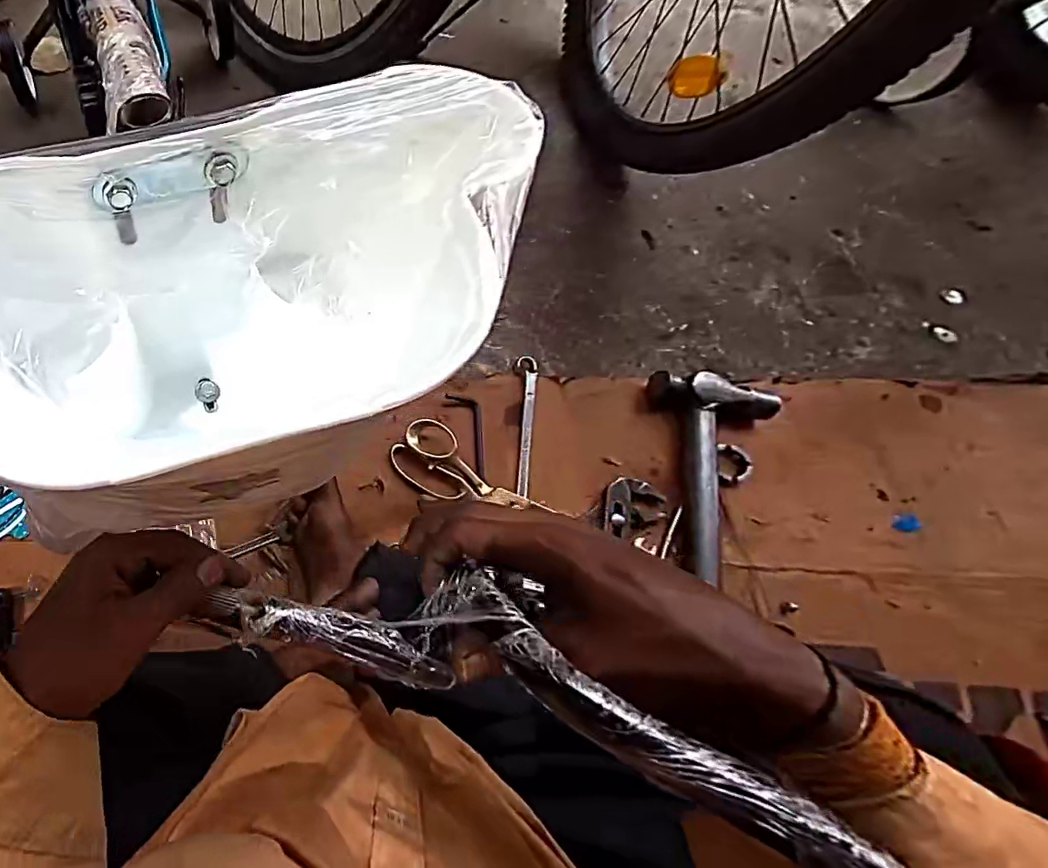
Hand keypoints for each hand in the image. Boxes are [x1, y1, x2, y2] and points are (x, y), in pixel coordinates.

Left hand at [0, 530, 248, 719]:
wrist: (30, 691)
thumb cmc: (80, 657)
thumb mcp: (134, 626)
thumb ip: (177, 592)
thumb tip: (217, 565)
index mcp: (112, 550)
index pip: (173, 543)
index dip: (211, 560)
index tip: (245, 580)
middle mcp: (109, 554)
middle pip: (166, 553)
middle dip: (202, 572)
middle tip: (239, 595)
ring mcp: (105, 575)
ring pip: (158, 572)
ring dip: (188, 587)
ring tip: (224, 605)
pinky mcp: (104, 597)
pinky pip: (145, 588)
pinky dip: (170, 599)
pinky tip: (191, 613)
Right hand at [404, 502, 862, 752]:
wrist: (761, 669)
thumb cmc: (670, 659)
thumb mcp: (583, 661)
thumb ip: (510, 648)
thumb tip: (455, 660)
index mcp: (549, 542)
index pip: (461, 527)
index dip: (431, 557)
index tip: (426, 597)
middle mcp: (552, 524)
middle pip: (467, 508)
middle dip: (430, 538)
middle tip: (416, 578)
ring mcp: (567, 532)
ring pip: (488, 516)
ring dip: (455, 542)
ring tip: (442, 582)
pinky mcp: (581, 549)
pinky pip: (512, 534)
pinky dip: (483, 551)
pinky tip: (487, 587)